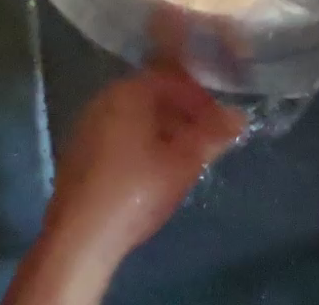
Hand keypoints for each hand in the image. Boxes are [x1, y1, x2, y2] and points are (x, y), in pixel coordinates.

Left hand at [44, 60, 245, 260]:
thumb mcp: (183, 163)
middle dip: (183, 114)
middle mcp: (104, 98)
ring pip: (135, 116)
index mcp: (128, 91)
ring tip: (185, 156)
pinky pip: (118, 134)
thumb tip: (239, 117)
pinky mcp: (79, 152)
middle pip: (153, 96)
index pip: (173, 80)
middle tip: (206, 138)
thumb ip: (212, 135)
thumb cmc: (136, 191)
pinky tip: (153, 169)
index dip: (200, 98)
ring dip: (163, 130)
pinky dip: (141, 143)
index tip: (219, 120)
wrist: (79, 238)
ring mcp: (87, 125)